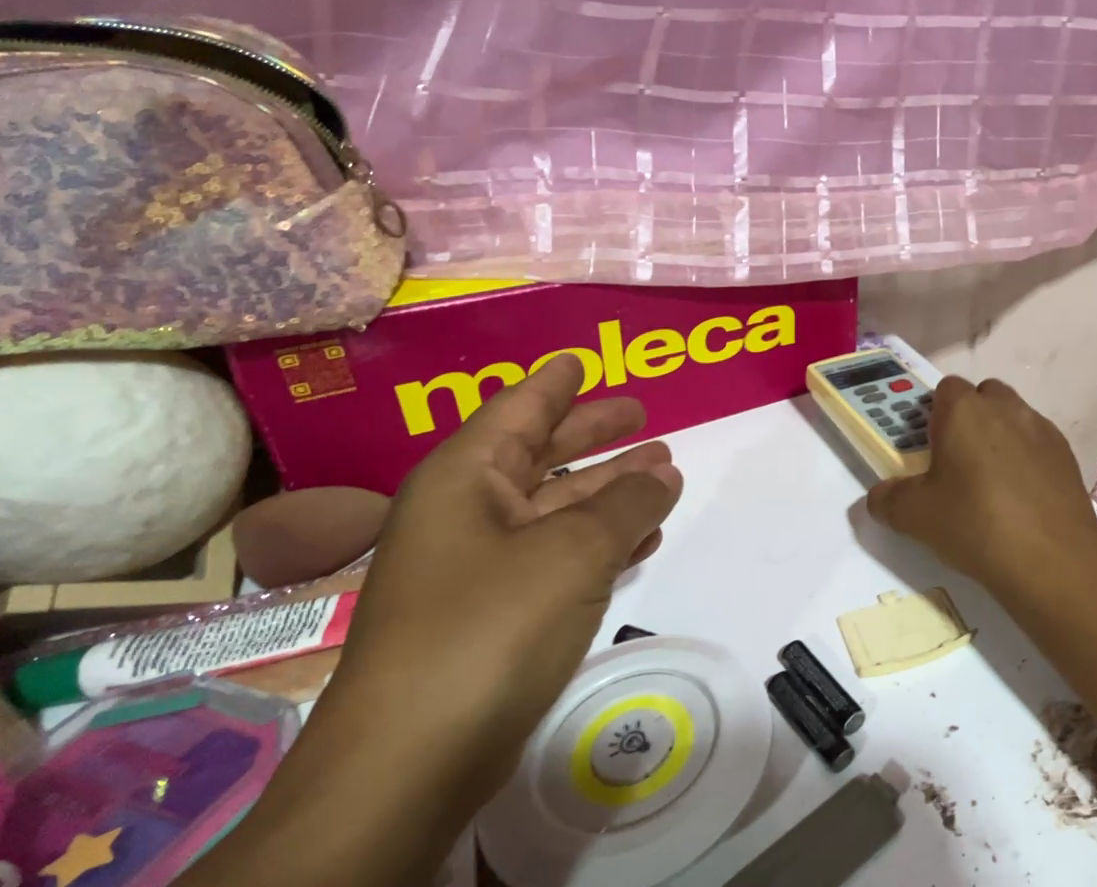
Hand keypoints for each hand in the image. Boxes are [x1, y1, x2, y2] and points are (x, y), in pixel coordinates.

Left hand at [313, 353, 681, 803]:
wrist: (412, 758)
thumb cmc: (488, 627)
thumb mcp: (572, 552)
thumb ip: (625, 504)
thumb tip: (662, 471)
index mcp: (465, 481)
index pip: (516, 411)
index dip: (554, 384)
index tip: (583, 359)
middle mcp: (465, 515)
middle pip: (538, 456)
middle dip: (591, 435)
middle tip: (643, 415)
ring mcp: (477, 569)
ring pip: (554, 510)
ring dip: (606, 491)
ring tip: (664, 473)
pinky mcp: (495, 618)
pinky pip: (557, 558)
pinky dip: (600, 543)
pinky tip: (641, 541)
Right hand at [866, 376, 1096, 592]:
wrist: (1052, 558)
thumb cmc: (974, 524)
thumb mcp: (914, 517)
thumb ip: (888, 499)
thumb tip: (881, 495)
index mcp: (964, 410)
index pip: (945, 389)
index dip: (934, 414)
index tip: (929, 449)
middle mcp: (1006, 408)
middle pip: (983, 396)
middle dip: (970, 419)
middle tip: (957, 462)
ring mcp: (1041, 429)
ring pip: (1014, 418)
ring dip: (1000, 438)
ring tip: (991, 483)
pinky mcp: (1067, 455)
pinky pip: (1038, 444)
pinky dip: (1027, 460)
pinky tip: (1021, 498)